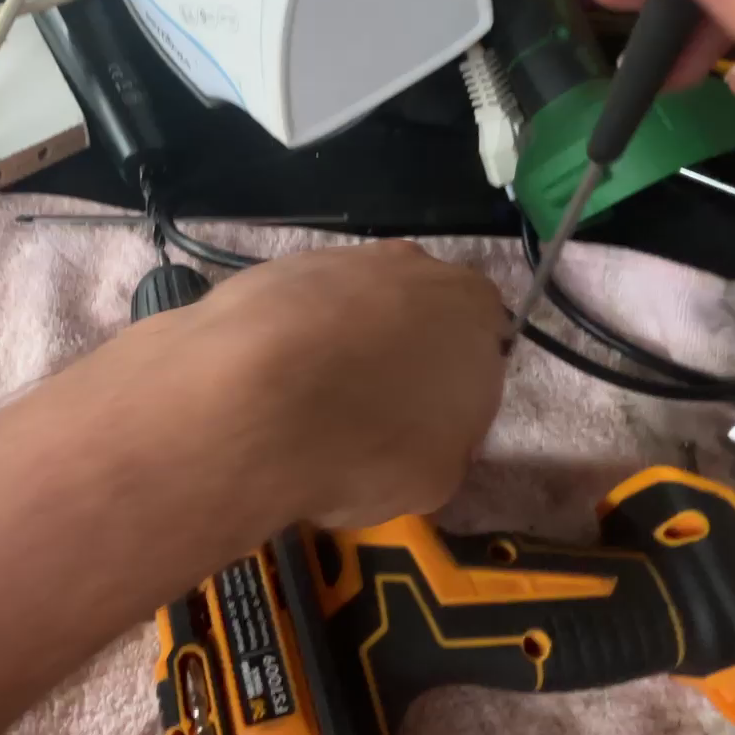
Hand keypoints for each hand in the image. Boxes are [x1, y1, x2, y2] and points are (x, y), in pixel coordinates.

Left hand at [118, 242, 507, 527]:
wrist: (258, 402)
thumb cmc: (372, 443)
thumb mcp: (440, 474)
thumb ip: (445, 440)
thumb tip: (420, 437)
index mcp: (471, 307)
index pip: (477, 345)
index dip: (451, 390)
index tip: (423, 427)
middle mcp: (409, 266)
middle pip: (409, 315)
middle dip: (391, 358)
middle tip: (363, 415)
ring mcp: (334, 260)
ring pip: (346, 308)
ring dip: (333, 346)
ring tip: (301, 406)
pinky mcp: (269, 269)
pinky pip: (290, 312)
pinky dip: (282, 342)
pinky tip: (264, 385)